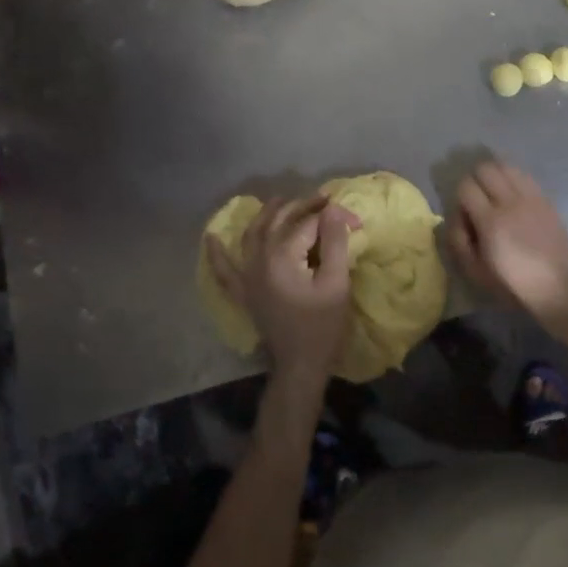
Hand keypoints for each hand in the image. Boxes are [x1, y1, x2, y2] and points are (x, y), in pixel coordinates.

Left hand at [207, 197, 359, 383]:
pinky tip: (211, 238)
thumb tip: (332, 209)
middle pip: (279, 222)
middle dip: (302, 207)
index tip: (356, 222)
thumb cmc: (323, 326)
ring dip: (265, 215)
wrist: (300, 366)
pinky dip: (217, 254)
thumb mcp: (336, 283)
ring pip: (252, 235)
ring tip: (279, 200)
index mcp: (282, 256)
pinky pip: (224, 270)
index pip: (309, 223)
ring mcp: (247, 276)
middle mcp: (259, 260)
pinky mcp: (244, 292)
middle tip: (325, 201)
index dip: (333, 217)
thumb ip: (334, 243)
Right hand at [450, 161, 567, 319]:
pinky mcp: (546, 199)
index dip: (460, 195)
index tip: (465, 212)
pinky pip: (524, 176)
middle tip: (477, 198)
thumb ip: (458, 241)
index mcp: (490, 221)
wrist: (558, 287)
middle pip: (485, 168)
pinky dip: (513, 178)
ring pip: (506, 166)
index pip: (466, 186)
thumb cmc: (513, 284)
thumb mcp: (476, 272)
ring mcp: (531, 198)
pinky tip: (513, 195)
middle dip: (475, 179)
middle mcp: (510, 202)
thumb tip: (454, 217)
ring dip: (495, 174)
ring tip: (494, 192)